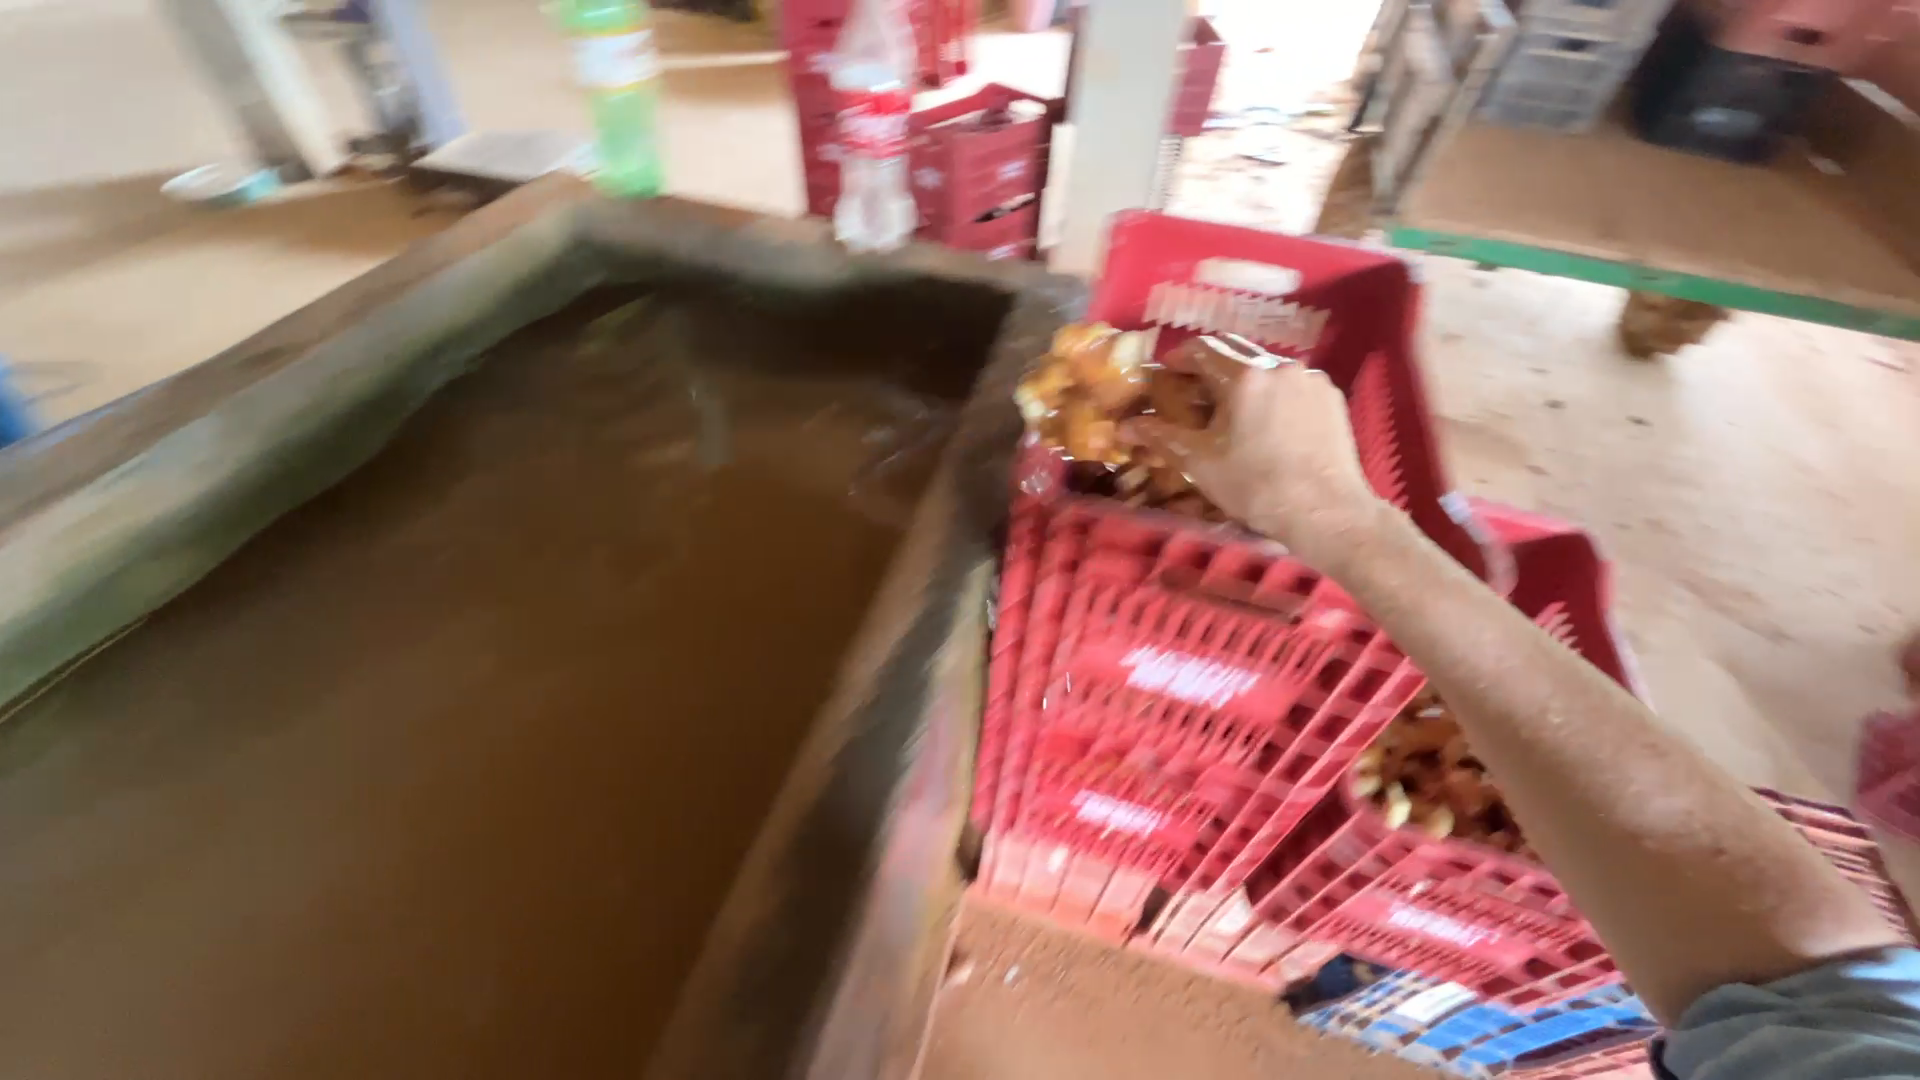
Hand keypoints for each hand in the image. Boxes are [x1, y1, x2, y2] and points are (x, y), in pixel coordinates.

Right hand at [1129, 338, 1387, 566]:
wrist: (1325, 512)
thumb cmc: (1255, 486)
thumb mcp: (1199, 463)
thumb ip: (1161, 436)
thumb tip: (1124, 426)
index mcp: (1244, 376)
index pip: (1203, 348)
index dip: (1179, 358)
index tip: (1165, 374)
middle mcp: (1280, 366)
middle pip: (1236, 351)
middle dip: (1210, 365)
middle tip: (1192, 390)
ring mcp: (1310, 379)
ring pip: (1266, 367)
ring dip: (1242, 380)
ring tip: (1230, 411)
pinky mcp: (1330, 397)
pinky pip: (1292, 384)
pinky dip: (1271, 394)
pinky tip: (1266, 424)